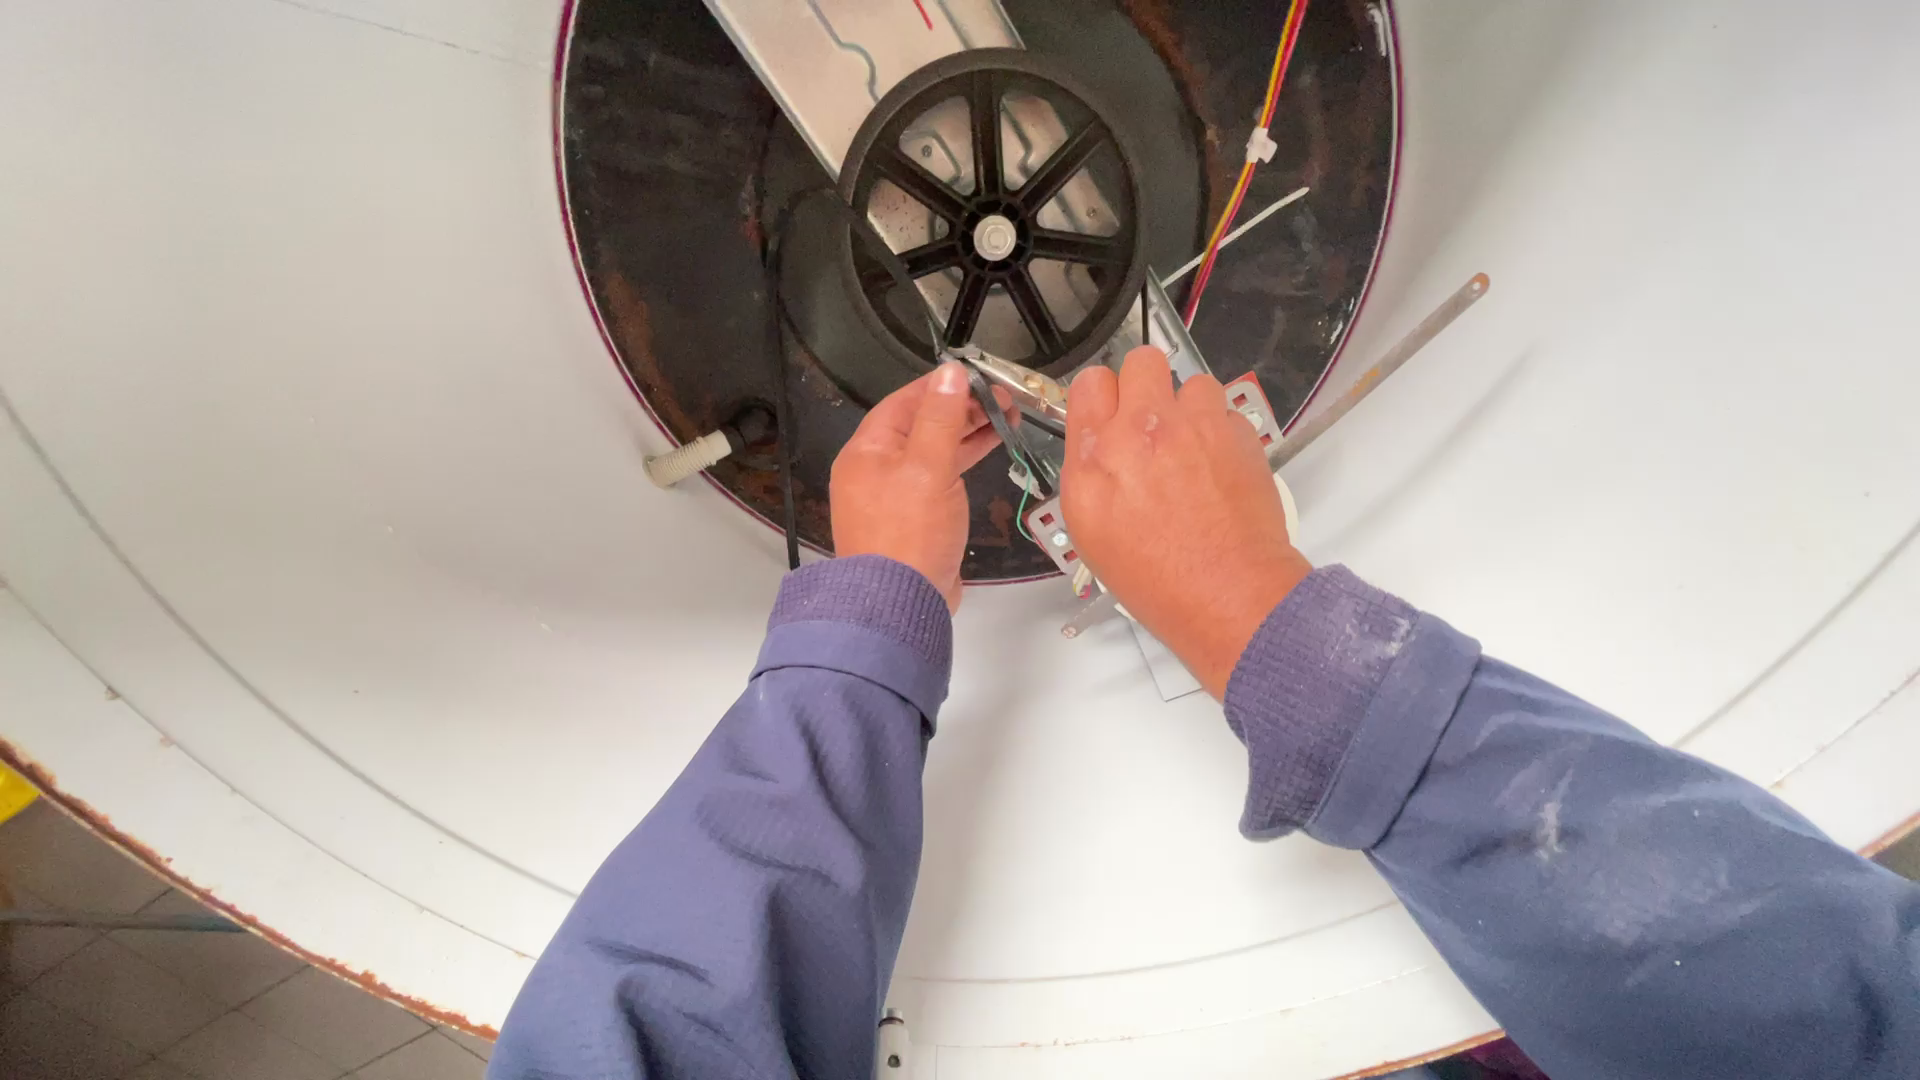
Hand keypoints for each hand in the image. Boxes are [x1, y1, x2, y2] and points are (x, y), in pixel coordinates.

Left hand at [831, 363, 1010, 611]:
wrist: (901, 604)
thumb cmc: (909, 533)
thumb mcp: (928, 467)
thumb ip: (941, 418)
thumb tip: (951, 372)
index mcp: (867, 452)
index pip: (904, 403)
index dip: (942, 387)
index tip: (980, 376)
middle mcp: (875, 470)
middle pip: (920, 426)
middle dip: (962, 410)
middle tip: (1004, 400)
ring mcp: (894, 496)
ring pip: (932, 452)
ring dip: (966, 434)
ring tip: (1006, 419)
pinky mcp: (913, 519)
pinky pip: (938, 478)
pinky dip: (961, 463)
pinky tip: (986, 451)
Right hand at [1061, 348, 1311, 698]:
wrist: (1228, 593)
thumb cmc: (1152, 575)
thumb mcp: (1088, 528)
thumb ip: (1086, 469)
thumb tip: (1098, 438)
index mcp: (1096, 455)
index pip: (1089, 382)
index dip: (1101, 397)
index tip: (1109, 416)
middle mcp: (1143, 429)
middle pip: (1141, 360)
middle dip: (1144, 384)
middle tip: (1151, 422)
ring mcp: (1197, 427)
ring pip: (1191, 382)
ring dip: (1188, 407)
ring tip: (1190, 448)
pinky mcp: (1239, 434)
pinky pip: (1225, 412)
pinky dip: (1220, 432)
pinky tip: (1217, 468)